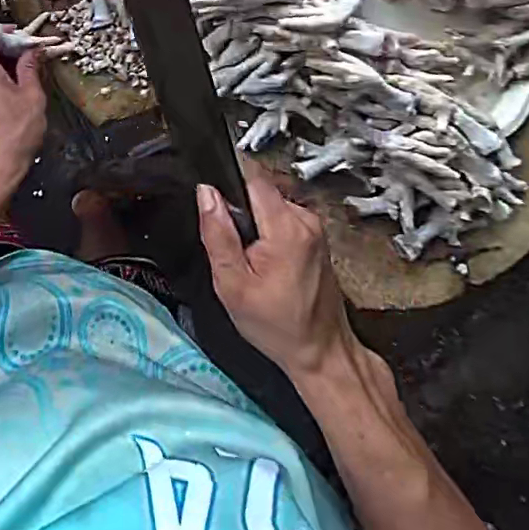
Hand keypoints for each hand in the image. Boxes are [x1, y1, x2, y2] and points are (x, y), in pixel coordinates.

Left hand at [0, 29, 47, 200]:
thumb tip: (32, 50)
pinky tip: (22, 79)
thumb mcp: (31, 94)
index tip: (17, 33)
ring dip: (6, 59)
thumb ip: (30, 68)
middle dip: (6, 44)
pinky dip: (2, 72)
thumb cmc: (16, 130)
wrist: (0, 161)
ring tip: (30, 63)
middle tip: (29, 48)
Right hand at [196, 162, 358, 379]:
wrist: (323, 354)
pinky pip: (279, 216)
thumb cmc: (277, 325)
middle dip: (236, 208)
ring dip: (250, 220)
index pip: (252, 176)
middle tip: (230, 244)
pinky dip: (264, 230)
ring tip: (246, 255)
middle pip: (257, 190)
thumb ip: (216, 232)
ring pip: (266, 203)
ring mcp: (314, 229)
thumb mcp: (231, 283)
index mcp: (287, 229)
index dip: (226, 181)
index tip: (213, 200)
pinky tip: (262, 260)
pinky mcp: (315, 238)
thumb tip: (205, 192)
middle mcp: (306, 222)